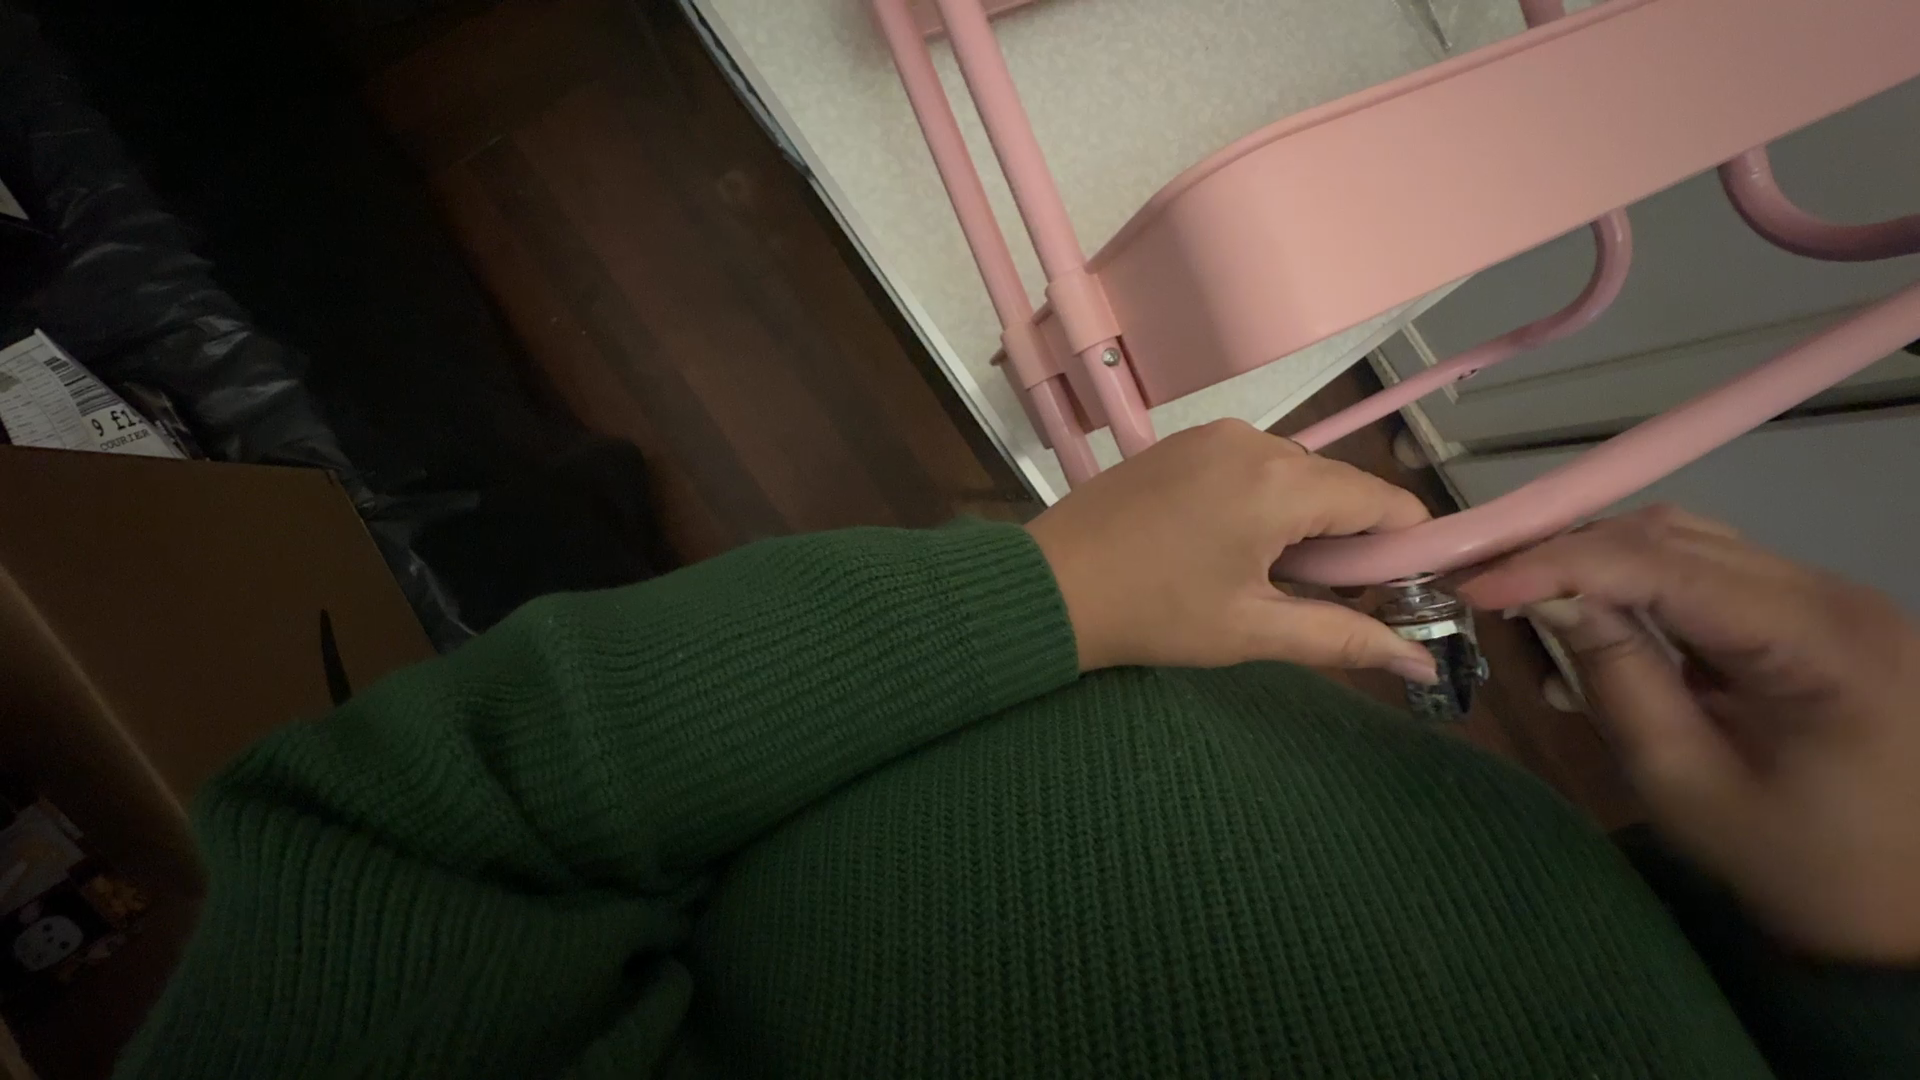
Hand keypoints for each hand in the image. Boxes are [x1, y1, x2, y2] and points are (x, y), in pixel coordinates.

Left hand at [1024, 419, 1439, 682]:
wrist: (1048, 586)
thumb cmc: (1152, 614)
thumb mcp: (1251, 631)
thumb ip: (1343, 638)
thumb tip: (1420, 662)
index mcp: (1279, 481)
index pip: (1383, 501)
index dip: (1401, 548)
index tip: (1386, 593)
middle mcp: (1251, 440)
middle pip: (1336, 485)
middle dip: (1342, 539)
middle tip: (1303, 595)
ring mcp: (1209, 434)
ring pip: (1290, 473)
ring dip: (1296, 519)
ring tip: (1254, 573)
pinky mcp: (1178, 441)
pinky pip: (1245, 464)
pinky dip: (1256, 499)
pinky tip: (1220, 542)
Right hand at [1460, 506, 1919, 963]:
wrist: (1902, 904)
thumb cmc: (1788, 856)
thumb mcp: (1678, 773)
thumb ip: (1613, 672)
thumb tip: (1542, 597)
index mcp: (1820, 641)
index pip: (1659, 565)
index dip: (1554, 566)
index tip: (1471, 588)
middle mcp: (1831, 594)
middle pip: (1664, 537)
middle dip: (1560, 556)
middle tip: (1481, 589)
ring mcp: (1822, 597)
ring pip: (1673, 539)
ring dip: (1587, 564)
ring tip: (1524, 606)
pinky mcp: (1801, 610)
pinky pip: (1692, 566)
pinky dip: (1622, 580)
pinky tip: (1588, 621)